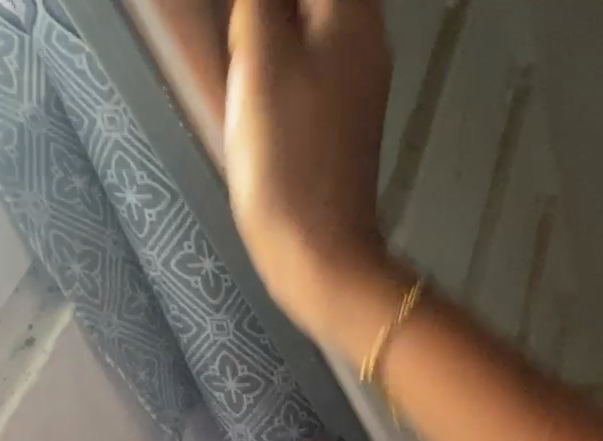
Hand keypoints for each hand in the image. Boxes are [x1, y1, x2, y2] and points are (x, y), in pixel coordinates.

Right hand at [224, 0, 393, 339]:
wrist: (318, 253)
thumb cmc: (286, 160)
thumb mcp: (261, 59)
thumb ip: (260, 1)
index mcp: (351, 15)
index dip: (263, 0)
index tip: (239, 15)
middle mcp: (366, 42)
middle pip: (318, 1)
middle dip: (268, 11)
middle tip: (236, 33)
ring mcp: (357, 85)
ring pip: (314, 24)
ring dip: (272, 26)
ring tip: (238, 49)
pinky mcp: (341, 121)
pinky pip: (312, 61)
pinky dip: (281, 55)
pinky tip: (253, 76)